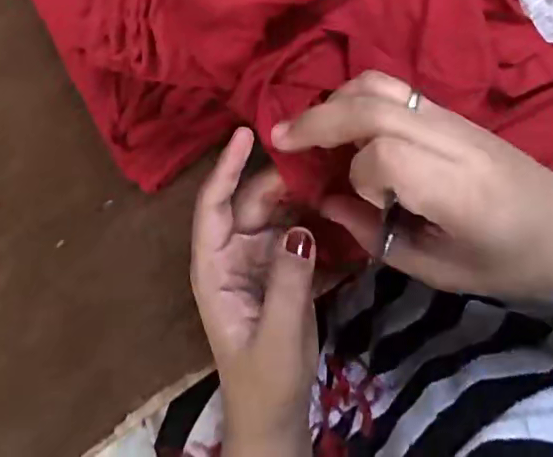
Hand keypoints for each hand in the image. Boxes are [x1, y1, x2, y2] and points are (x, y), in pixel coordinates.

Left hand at [190, 127, 317, 455]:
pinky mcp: (281, 266)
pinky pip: (297, 229)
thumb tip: (301, 228)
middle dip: (281, 179)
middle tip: (320, 158)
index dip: (226, 168)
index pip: (212, 206)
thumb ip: (289, 283)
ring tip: (334, 172)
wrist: (277, 419)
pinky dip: (315, 216)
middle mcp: (232, 253)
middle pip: (252, 201)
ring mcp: (258, 257)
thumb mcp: (278, 337)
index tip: (245, 133)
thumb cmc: (265, 383)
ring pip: (277, 211)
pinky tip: (339, 203)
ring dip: (302, 194)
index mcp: (214, 267)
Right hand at [272, 71, 552, 297]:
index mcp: (459, 189)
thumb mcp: (444, 271)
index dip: (359, 175)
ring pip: (380, 84)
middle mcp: (450, 138)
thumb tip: (325, 203)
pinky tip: (340, 118)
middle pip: (373, 105)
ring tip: (307, 127)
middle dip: (319, 118)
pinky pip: (391, 87)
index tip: (360, 201)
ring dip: (334, 99)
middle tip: (280, 137)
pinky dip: (355, 95)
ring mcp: (449, 115)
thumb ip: (379, 238)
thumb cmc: (511, 259)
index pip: (387, 155)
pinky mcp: (446, 107)